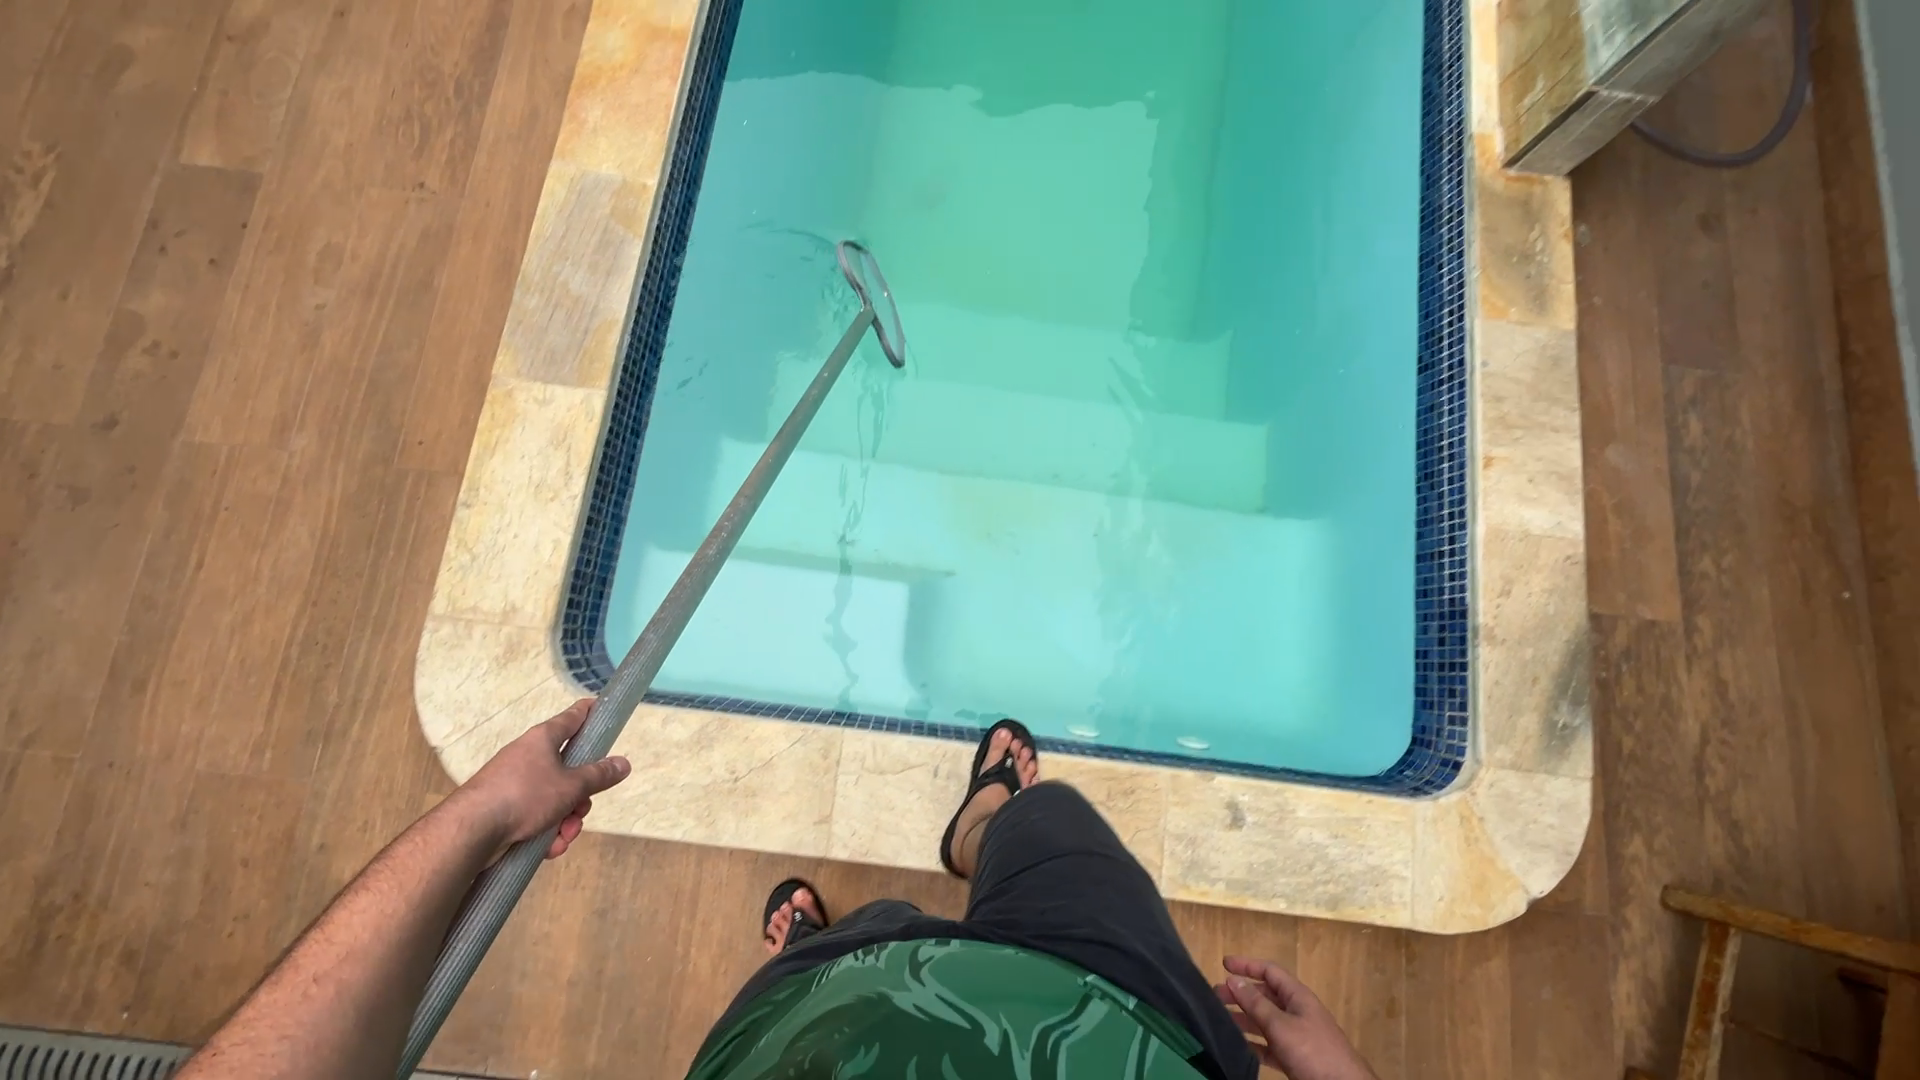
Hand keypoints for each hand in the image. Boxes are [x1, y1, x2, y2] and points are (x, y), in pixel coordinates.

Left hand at [452, 698, 631, 860]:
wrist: (468, 832)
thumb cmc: (524, 796)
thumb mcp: (571, 786)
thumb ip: (599, 775)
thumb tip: (624, 763)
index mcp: (543, 739)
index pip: (574, 716)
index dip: (592, 712)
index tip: (605, 711)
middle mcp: (528, 756)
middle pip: (569, 769)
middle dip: (581, 795)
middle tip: (581, 810)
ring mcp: (514, 783)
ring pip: (554, 797)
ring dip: (565, 819)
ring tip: (563, 837)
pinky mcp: (504, 809)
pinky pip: (536, 815)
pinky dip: (546, 831)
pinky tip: (548, 847)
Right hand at [1214, 956, 1376, 1079]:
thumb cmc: (1313, 1052)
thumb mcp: (1281, 1026)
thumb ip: (1256, 1004)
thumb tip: (1233, 980)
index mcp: (1297, 997)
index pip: (1269, 971)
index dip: (1247, 965)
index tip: (1223, 964)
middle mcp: (1297, 1012)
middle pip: (1266, 995)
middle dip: (1241, 994)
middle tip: (1216, 996)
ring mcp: (1298, 1037)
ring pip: (1266, 1021)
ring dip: (1245, 1019)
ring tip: (1222, 1020)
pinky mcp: (1297, 1059)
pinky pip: (1271, 1045)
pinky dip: (1255, 1044)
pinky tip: (1240, 1046)